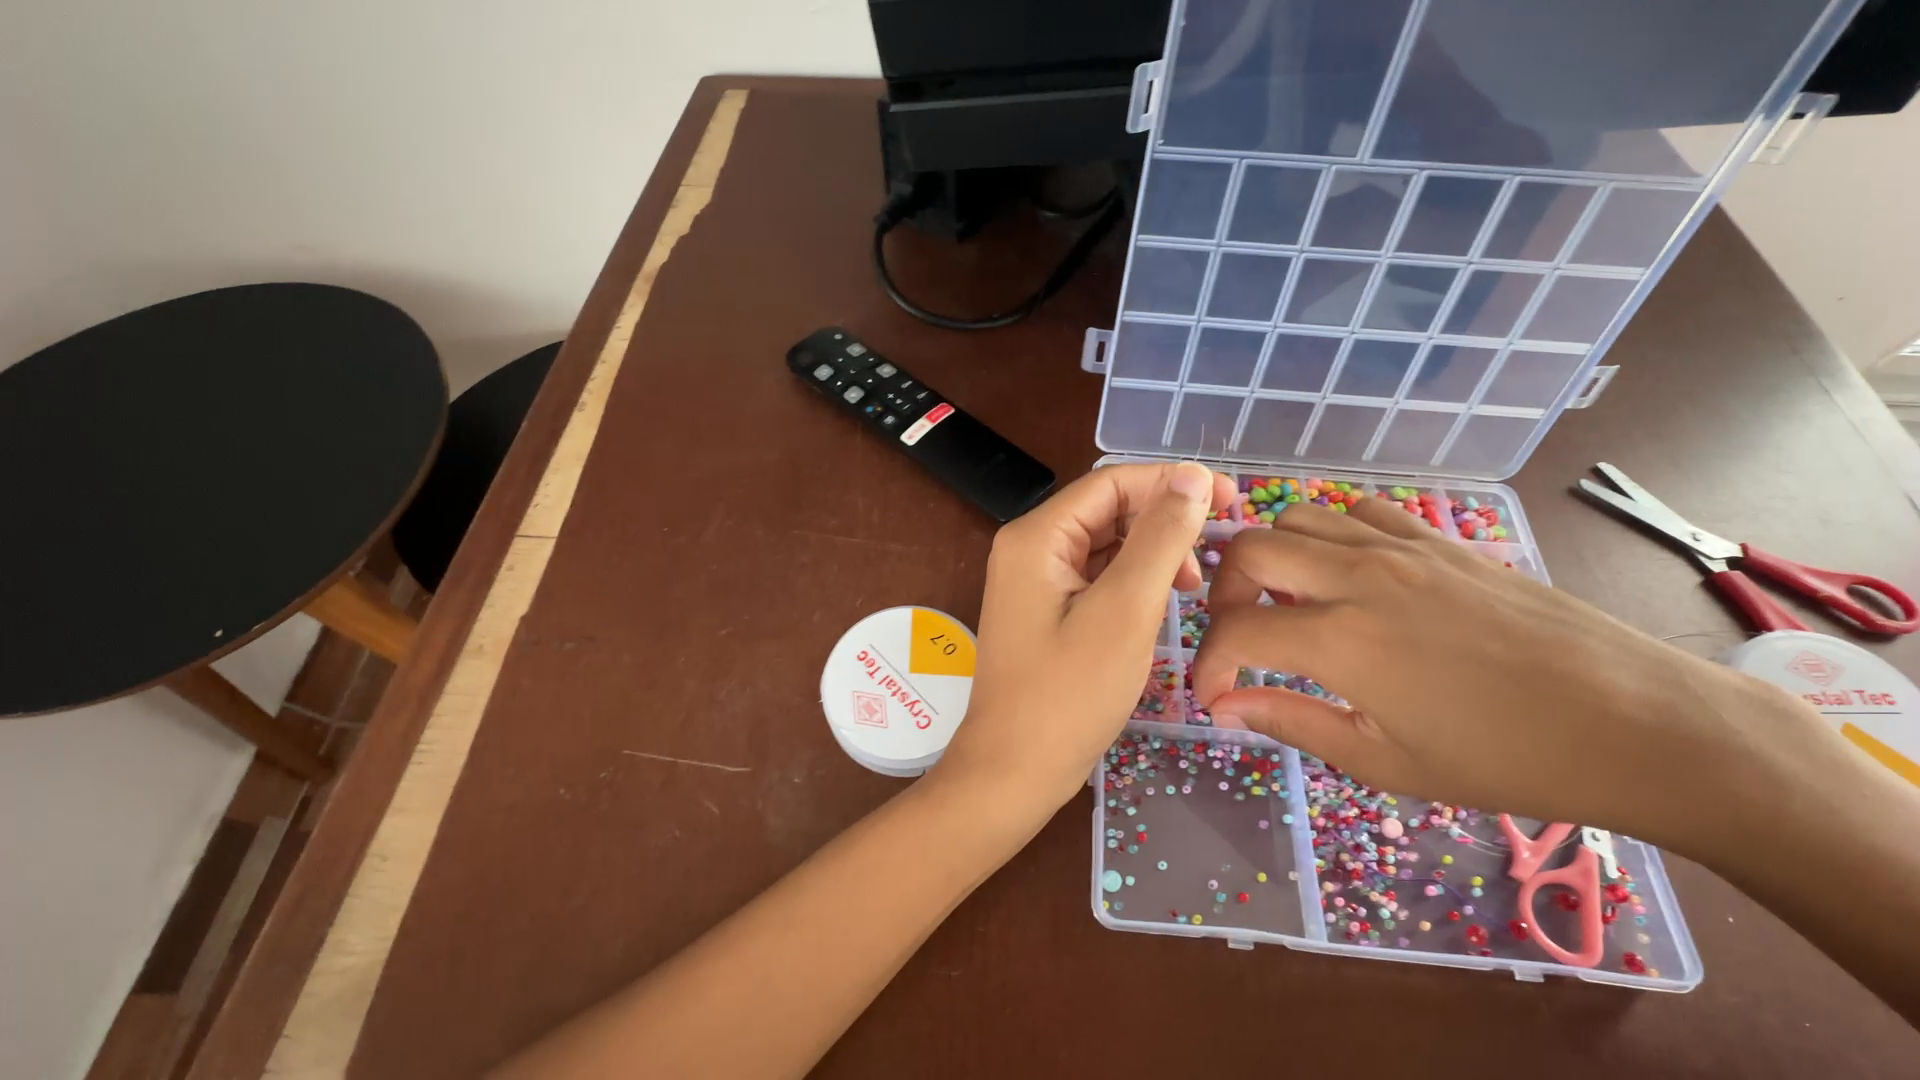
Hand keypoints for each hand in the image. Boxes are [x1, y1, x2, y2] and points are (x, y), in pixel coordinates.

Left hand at [936, 462, 1235, 811]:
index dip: (1172, 483)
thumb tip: (1192, 475)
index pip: (1112, 483)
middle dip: (1164, 521)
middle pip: (1108, 510)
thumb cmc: (1069, 693)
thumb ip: (1161, 539)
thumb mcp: (1125, 611)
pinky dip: (1134, 582)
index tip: (1233, 499)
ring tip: (1191, 588)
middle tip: (1219, 549)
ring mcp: (1034, 582)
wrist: (1014, 771)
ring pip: (1106, 545)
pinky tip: (1162, 605)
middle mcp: (1029, 548)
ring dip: (1153, 554)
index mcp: (1036, 536)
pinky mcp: (1046, 613)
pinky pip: (1097, 578)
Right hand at [1188, 496, 1825, 852]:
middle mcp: (1360, 577)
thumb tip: (1223, 705)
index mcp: (1341, 640)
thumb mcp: (1387, 762)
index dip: (1209, 663)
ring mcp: (1404, 548)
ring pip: (1300, 518)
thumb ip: (1293, 723)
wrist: (1638, 724)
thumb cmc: (1508, 761)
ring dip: (1275, 558)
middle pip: (1250, 549)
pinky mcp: (1443, 540)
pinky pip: (1363, 511)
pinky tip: (1351, 576)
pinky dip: (1334, 535)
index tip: (1215, 693)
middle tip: (1240, 638)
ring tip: (1289, 605)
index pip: (1236, 633)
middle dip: (1224, 594)